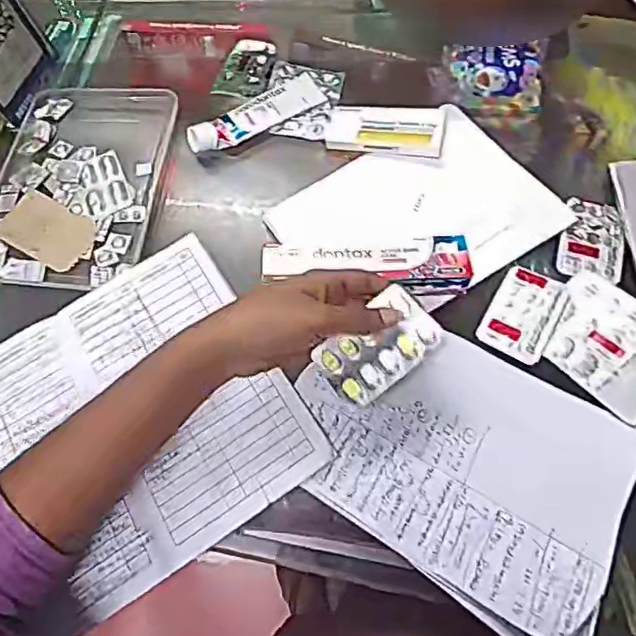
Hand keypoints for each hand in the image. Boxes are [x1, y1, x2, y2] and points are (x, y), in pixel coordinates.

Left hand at [186, 272, 397, 378]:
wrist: (227, 348)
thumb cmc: (261, 322)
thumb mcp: (317, 319)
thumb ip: (355, 319)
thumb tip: (387, 314)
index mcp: (318, 282)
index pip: (361, 279)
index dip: (385, 288)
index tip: (407, 302)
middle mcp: (313, 298)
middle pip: (354, 303)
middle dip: (377, 314)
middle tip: (403, 329)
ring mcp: (305, 320)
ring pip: (342, 324)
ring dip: (361, 334)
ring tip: (385, 346)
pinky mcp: (297, 340)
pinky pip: (328, 342)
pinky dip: (343, 348)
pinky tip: (354, 356)